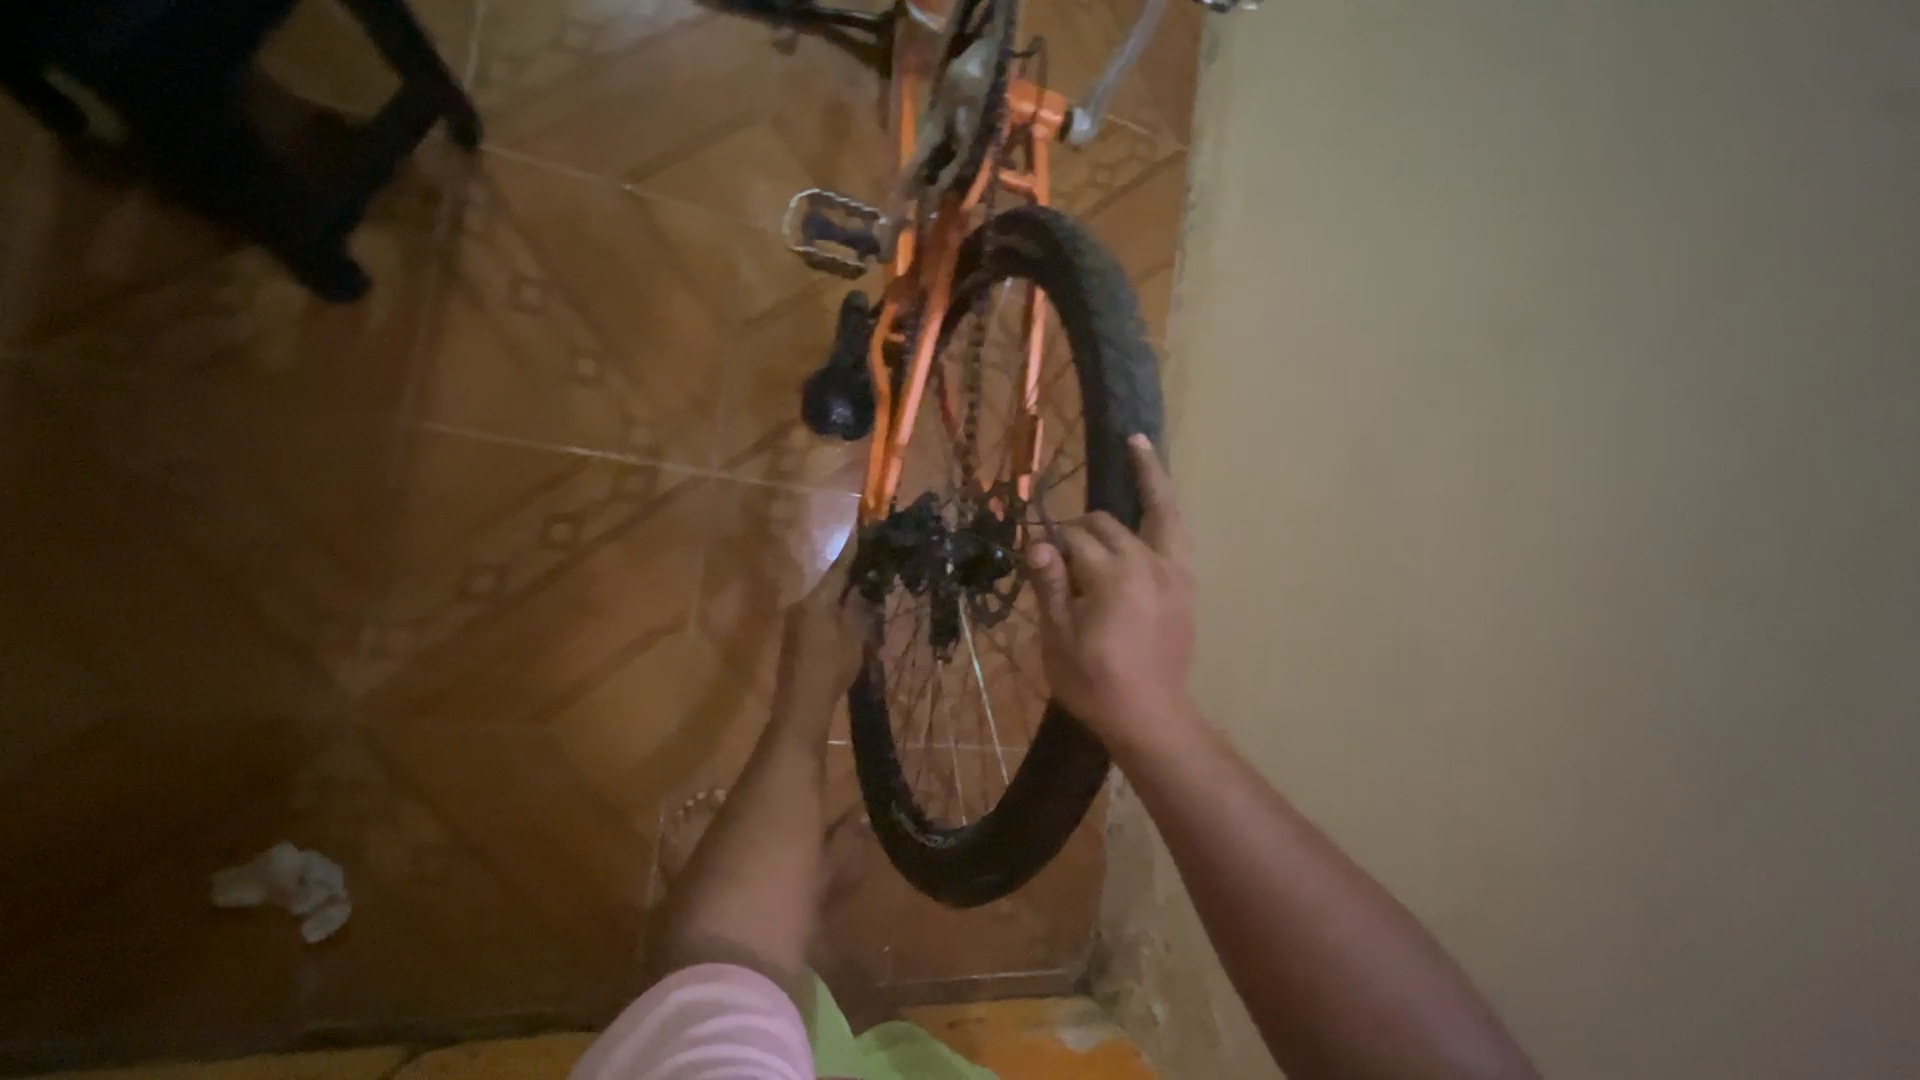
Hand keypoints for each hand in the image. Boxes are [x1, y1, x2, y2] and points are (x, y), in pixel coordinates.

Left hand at [775, 538, 878, 720]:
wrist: (801, 705)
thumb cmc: (831, 669)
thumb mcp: (854, 637)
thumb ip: (859, 608)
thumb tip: (865, 586)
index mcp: (817, 600)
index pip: (839, 567)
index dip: (855, 550)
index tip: (866, 530)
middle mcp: (803, 604)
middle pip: (831, 583)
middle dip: (853, 574)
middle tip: (875, 564)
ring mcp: (796, 621)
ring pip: (826, 600)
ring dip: (845, 595)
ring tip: (868, 590)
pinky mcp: (796, 637)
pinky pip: (820, 614)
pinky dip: (837, 611)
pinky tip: (852, 617)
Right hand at [1028, 435, 1196, 749]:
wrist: (1149, 715)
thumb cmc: (1094, 682)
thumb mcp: (1058, 639)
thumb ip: (1049, 586)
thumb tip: (1036, 543)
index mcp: (1109, 576)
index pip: (1072, 542)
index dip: (1050, 547)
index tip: (1035, 558)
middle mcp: (1145, 562)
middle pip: (1105, 525)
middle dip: (1080, 530)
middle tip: (1061, 555)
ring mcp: (1172, 569)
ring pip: (1155, 512)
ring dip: (1144, 477)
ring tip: (1136, 442)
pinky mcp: (1186, 582)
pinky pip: (1178, 532)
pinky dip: (1168, 506)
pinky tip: (1159, 491)